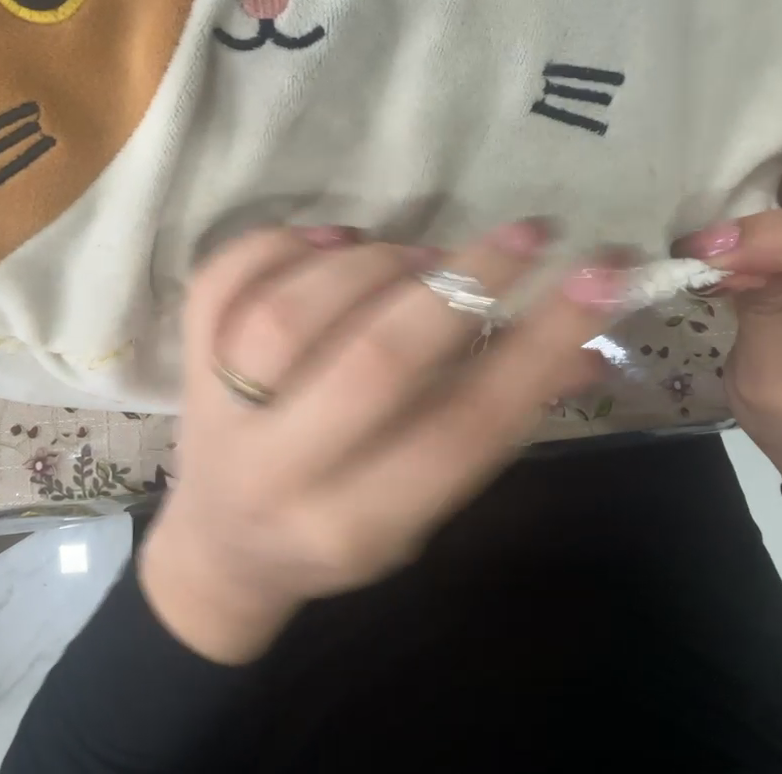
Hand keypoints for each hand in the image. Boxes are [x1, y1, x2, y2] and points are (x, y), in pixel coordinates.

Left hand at [139, 222, 633, 663]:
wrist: (223, 548)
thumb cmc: (340, 529)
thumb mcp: (423, 506)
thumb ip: (496, 424)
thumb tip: (591, 346)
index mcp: (355, 525)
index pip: (462, 429)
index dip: (537, 348)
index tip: (597, 277)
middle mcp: (278, 471)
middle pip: (372, 364)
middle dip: (461, 287)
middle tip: (527, 234)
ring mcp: (217, 412)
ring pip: (288, 316)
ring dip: (372, 265)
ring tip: (422, 254)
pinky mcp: (184, 364)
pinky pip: (219, 284)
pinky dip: (279, 242)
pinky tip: (335, 239)